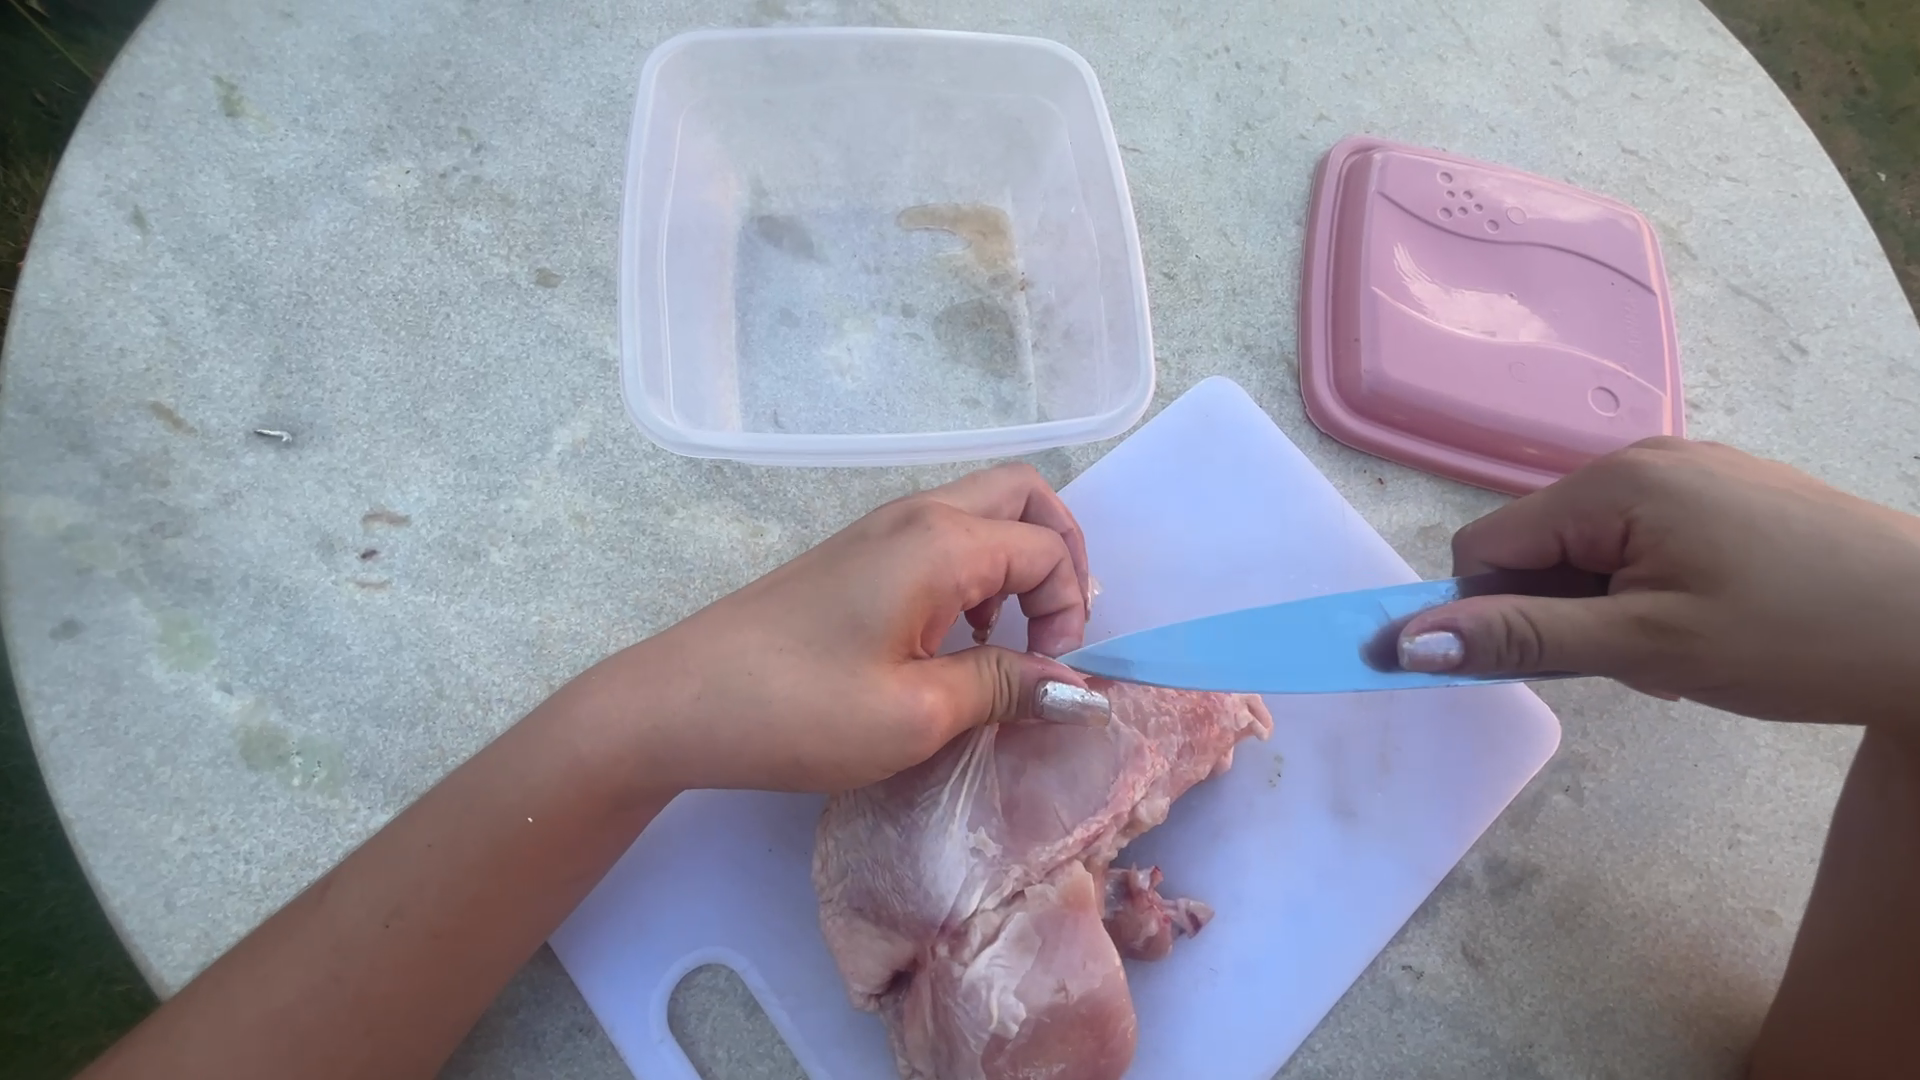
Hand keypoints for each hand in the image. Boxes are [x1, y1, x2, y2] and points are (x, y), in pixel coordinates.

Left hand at [612, 464, 1103, 792]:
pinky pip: (945, 536)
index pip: (1048, 550)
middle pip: (1024, 495)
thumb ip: (1006, 688)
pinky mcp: (858, 553)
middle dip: (1063, 552)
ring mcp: (882, 529)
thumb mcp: (917, 714)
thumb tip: (1077, 691)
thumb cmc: (801, 710)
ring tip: (1008, 635)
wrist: (680, 702)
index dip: (1070, 612)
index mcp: (941, 542)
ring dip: (1018, 560)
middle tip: (1055, 624)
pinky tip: (956, 633)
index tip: (1049, 679)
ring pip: (983, 510)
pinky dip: (978, 569)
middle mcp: (917, 515)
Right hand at [1397, 438, 1919, 726]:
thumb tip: (1408, 642)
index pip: (1483, 545)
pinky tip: (1698, 612)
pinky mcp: (1719, 489)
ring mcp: (1685, 469)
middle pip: (1533, 545)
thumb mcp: (1646, 647)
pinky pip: (1630, 537)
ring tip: (1673, 638)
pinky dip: (1636, 584)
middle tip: (1630, 654)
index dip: (1490, 606)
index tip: (1551, 653)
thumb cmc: (1805, 639)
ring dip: (1597, 602)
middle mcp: (1638, 459)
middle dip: (1556, 607)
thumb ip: (1518, 638)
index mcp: (1611, 482)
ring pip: (1579, 547)